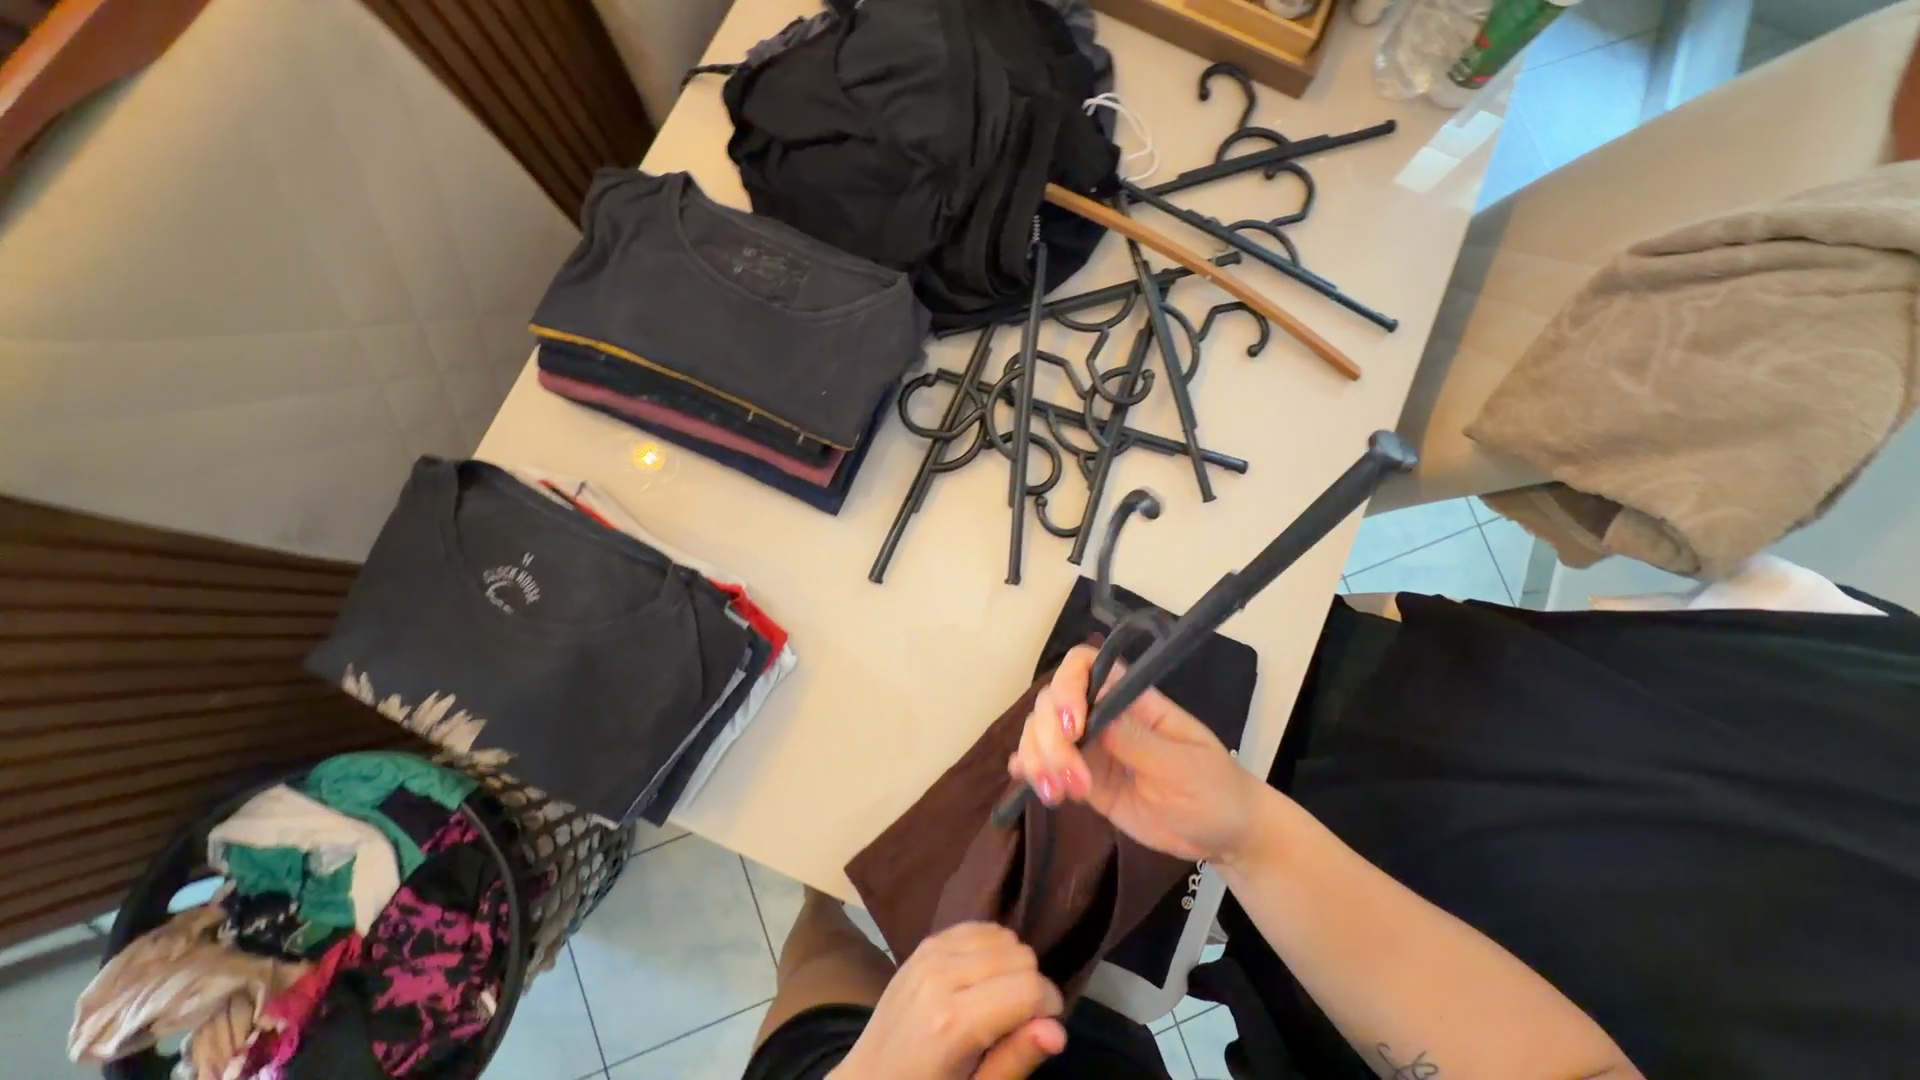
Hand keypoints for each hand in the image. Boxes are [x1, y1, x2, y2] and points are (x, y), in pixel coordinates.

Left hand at [830, 923, 1066, 1079]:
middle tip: (1014, 1024)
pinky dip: (992, 949)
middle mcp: (941, 975)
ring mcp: (930, 952)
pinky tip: (981, 980)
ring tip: (995, 1002)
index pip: (1029, 988)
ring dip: (1012, 967)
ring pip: (1004, 937)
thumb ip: (1016, 1059)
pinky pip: (980, 927)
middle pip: (1021, 955)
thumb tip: (1058, 1029)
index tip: (1041, 1033)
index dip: (1049, 1010)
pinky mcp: (925, 942)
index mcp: (953, 1022)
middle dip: (1031, 988)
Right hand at [1009, 644, 1261, 863]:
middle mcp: (1104, 715)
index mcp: (1132, 699)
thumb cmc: (1214, 789)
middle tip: (1073, 783)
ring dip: (1039, 759)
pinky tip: (1026, 781)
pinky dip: (1028, 768)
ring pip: (1042, 733)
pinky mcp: (1084, 779)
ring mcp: (1092, 747)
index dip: (1068, 687)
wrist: (1222, 833)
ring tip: (1057, 796)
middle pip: (1053, 703)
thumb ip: (1137, 742)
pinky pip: (1046, 764)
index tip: (1072, 727)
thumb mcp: (1182, 766)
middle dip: (1051, 740)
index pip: (1085, 667)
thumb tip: (1095, 718)